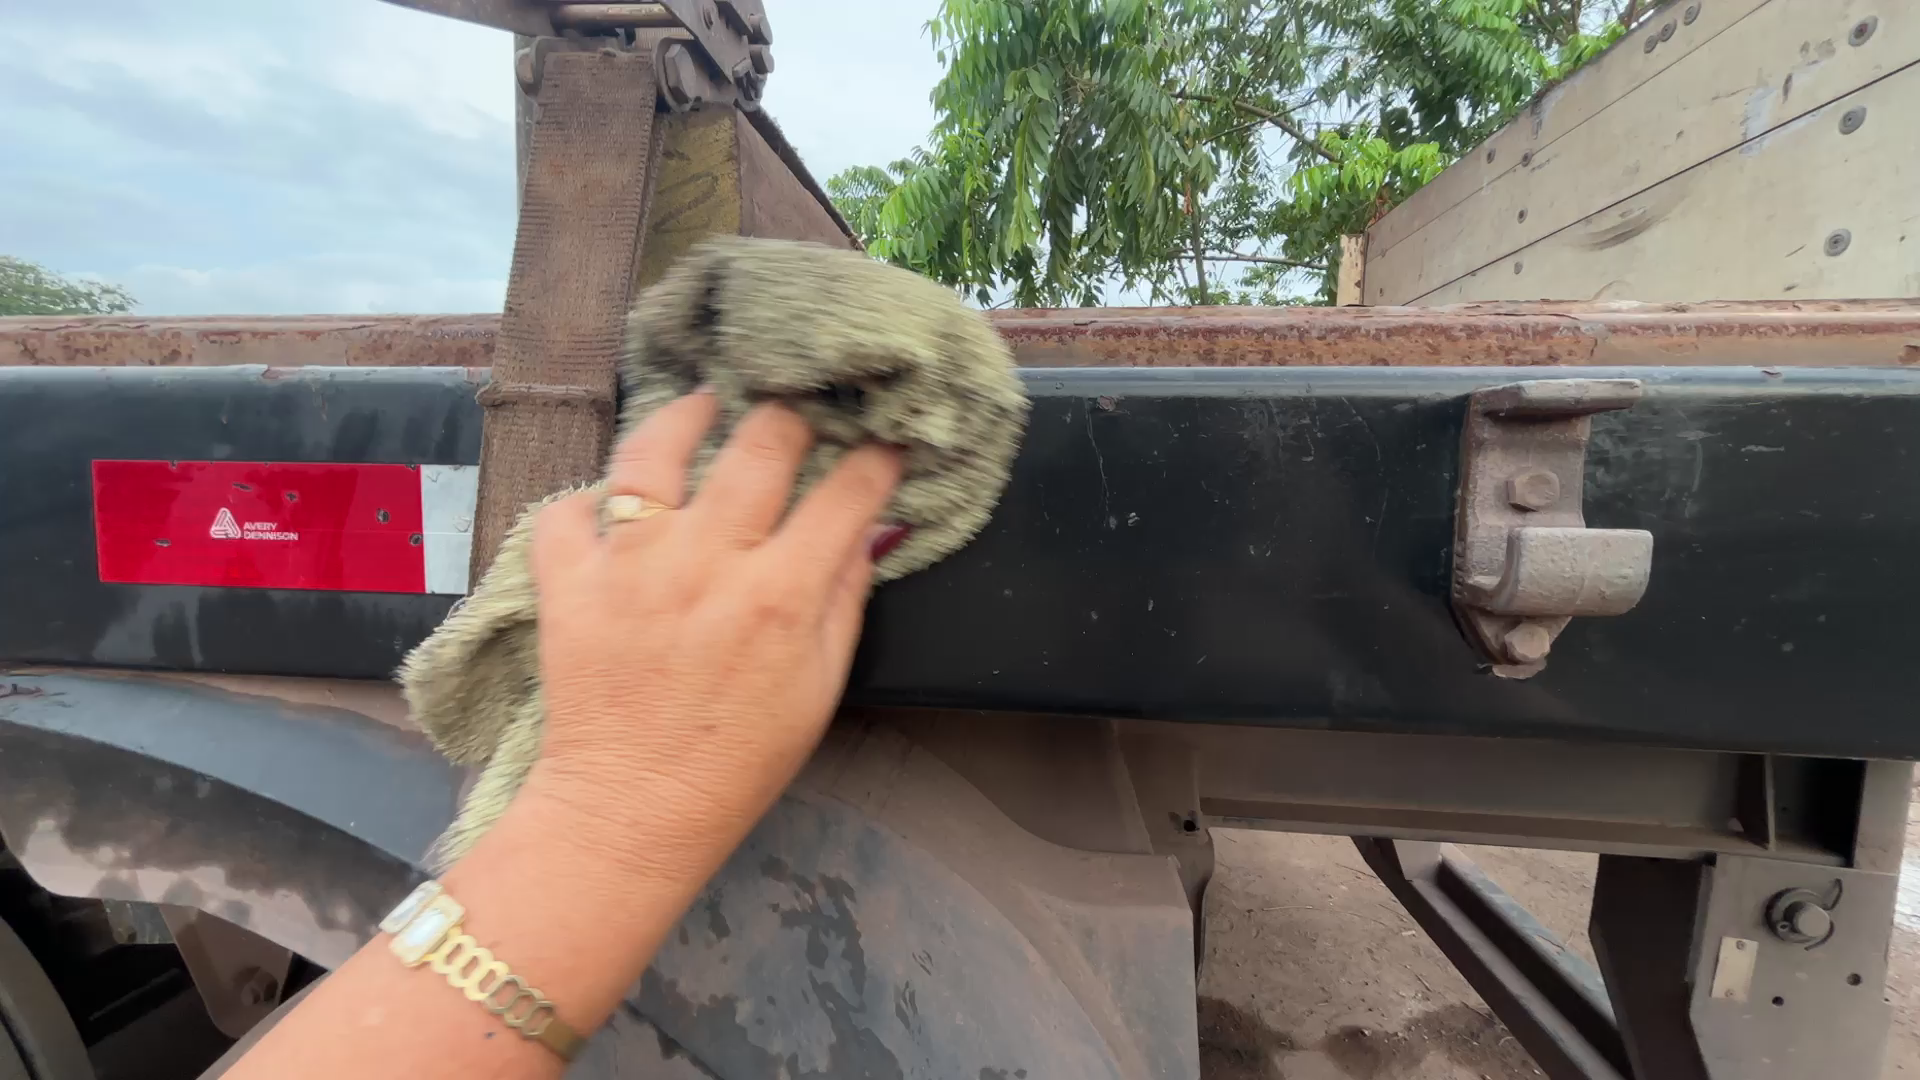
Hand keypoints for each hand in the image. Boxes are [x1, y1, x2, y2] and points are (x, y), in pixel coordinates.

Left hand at [519, 388, 905, 887]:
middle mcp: (707, 564)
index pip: (846, 494)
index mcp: (780, 596)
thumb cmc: (745, 754)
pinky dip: (590, 500)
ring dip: (688, 415)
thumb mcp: (822, 683)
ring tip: (707, 405)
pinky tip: (616, 504)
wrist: (635, 811)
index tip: (883, 444)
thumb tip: (871, 528)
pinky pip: (567, 511)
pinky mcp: (567, 585)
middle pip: (759, 445)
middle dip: (793, 414)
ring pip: (652, 451)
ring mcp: (628, 568)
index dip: (875, 459)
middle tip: (798, 412)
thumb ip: (846, 595)